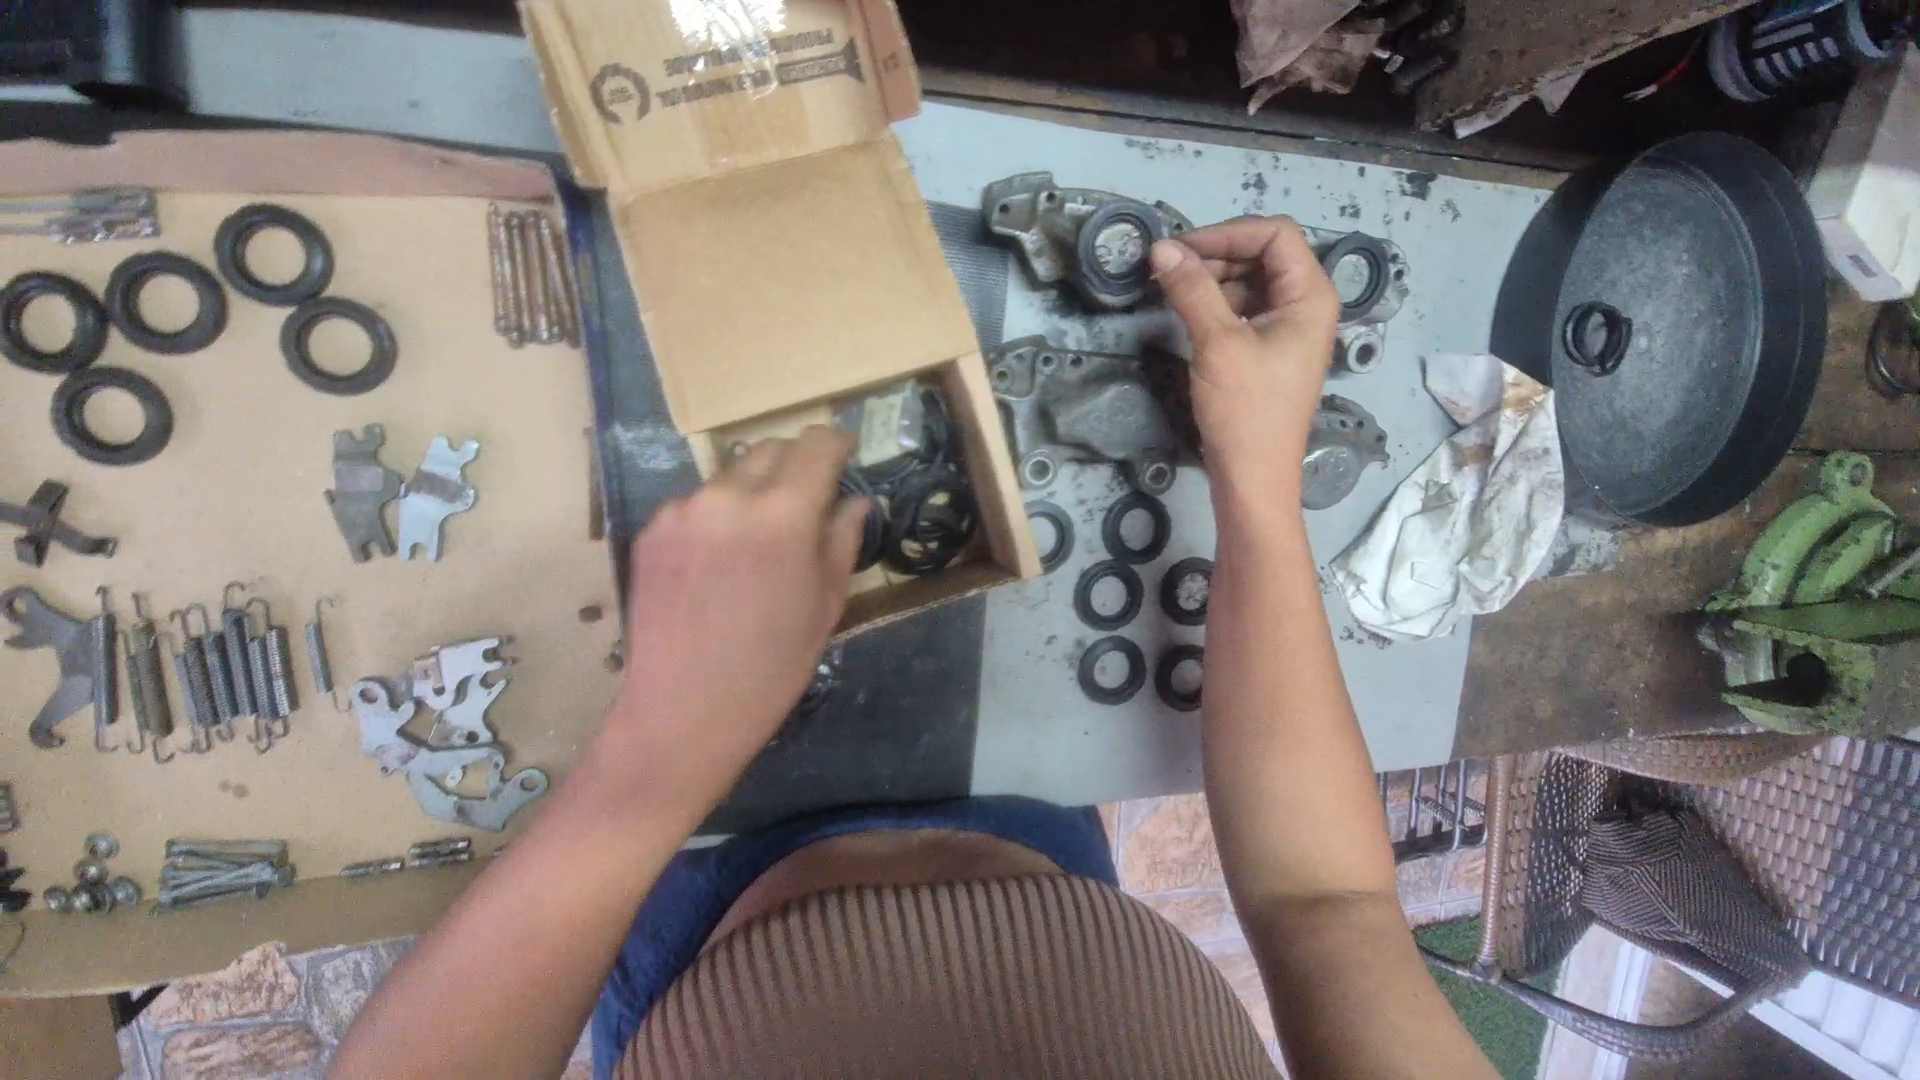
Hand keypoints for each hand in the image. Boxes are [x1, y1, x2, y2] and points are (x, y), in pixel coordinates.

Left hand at [595, 426, 869, 822]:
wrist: (684, 710)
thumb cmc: (773, 666)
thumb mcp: (825, 604)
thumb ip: (842, 540)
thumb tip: (857, 502)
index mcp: (783, 514)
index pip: (816, 446)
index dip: (837, 441)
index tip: (847, 449)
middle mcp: (728, 496)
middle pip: (769, 449)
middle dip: (795, 463)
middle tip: (807, 497)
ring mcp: (682, 511)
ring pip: (730, 476)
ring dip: (753, 491)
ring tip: (758, 538)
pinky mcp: (651, 530)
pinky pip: (696, 504)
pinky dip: (718, 515)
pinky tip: (719, 559)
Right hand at [1150, 217, 1339, 501]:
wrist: (1253, 475)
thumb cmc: (1245, 409)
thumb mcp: (1217, 344)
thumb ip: (1191, 290)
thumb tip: (1160, 248)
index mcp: (1311, 296)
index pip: (1275, 235)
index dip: (1227, 233)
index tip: (1180, 249)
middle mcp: (1306, 305)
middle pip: (1262, 256)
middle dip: (1215, 256)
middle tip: (1169, 270)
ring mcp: (1287, 329)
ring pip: (1248, 282)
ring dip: (1210, 280)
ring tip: (1171, 293)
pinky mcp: (1267, 350)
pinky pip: (1242, 311)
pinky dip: (1213, 305)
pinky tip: (1186, 314)